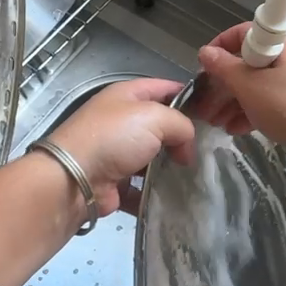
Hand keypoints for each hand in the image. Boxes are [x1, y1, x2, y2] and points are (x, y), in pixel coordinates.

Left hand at [44, 78, 195, 216]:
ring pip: (154, 159)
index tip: (212, 111)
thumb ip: (181, 125)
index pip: (164, 88)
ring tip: (196, 176)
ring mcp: (116, 154)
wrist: (73, 180)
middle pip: (161, 126)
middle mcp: (121, 122)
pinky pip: (143, 188)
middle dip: (183, 138)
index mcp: (126, 96)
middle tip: (206, 150)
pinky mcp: (114, 184)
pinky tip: (175, 197)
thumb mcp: (155, 117)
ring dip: (172, 168)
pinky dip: (157, 194)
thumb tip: (186, 148)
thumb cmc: (114, 138)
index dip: (188, 96)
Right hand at [194, 23, 285, 168]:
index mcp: (281, 45)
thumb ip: (224, 68)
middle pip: (247, 63)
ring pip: (256, 86)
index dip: (221, 45)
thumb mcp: (249, 86)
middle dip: (222, 85)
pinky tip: (234, 129)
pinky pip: (269, 101)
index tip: (204, 65)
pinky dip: (250, 112)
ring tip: (214, 122)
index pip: (245, 32)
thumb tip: (206, 51)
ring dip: (232, 102)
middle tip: (203, 105)